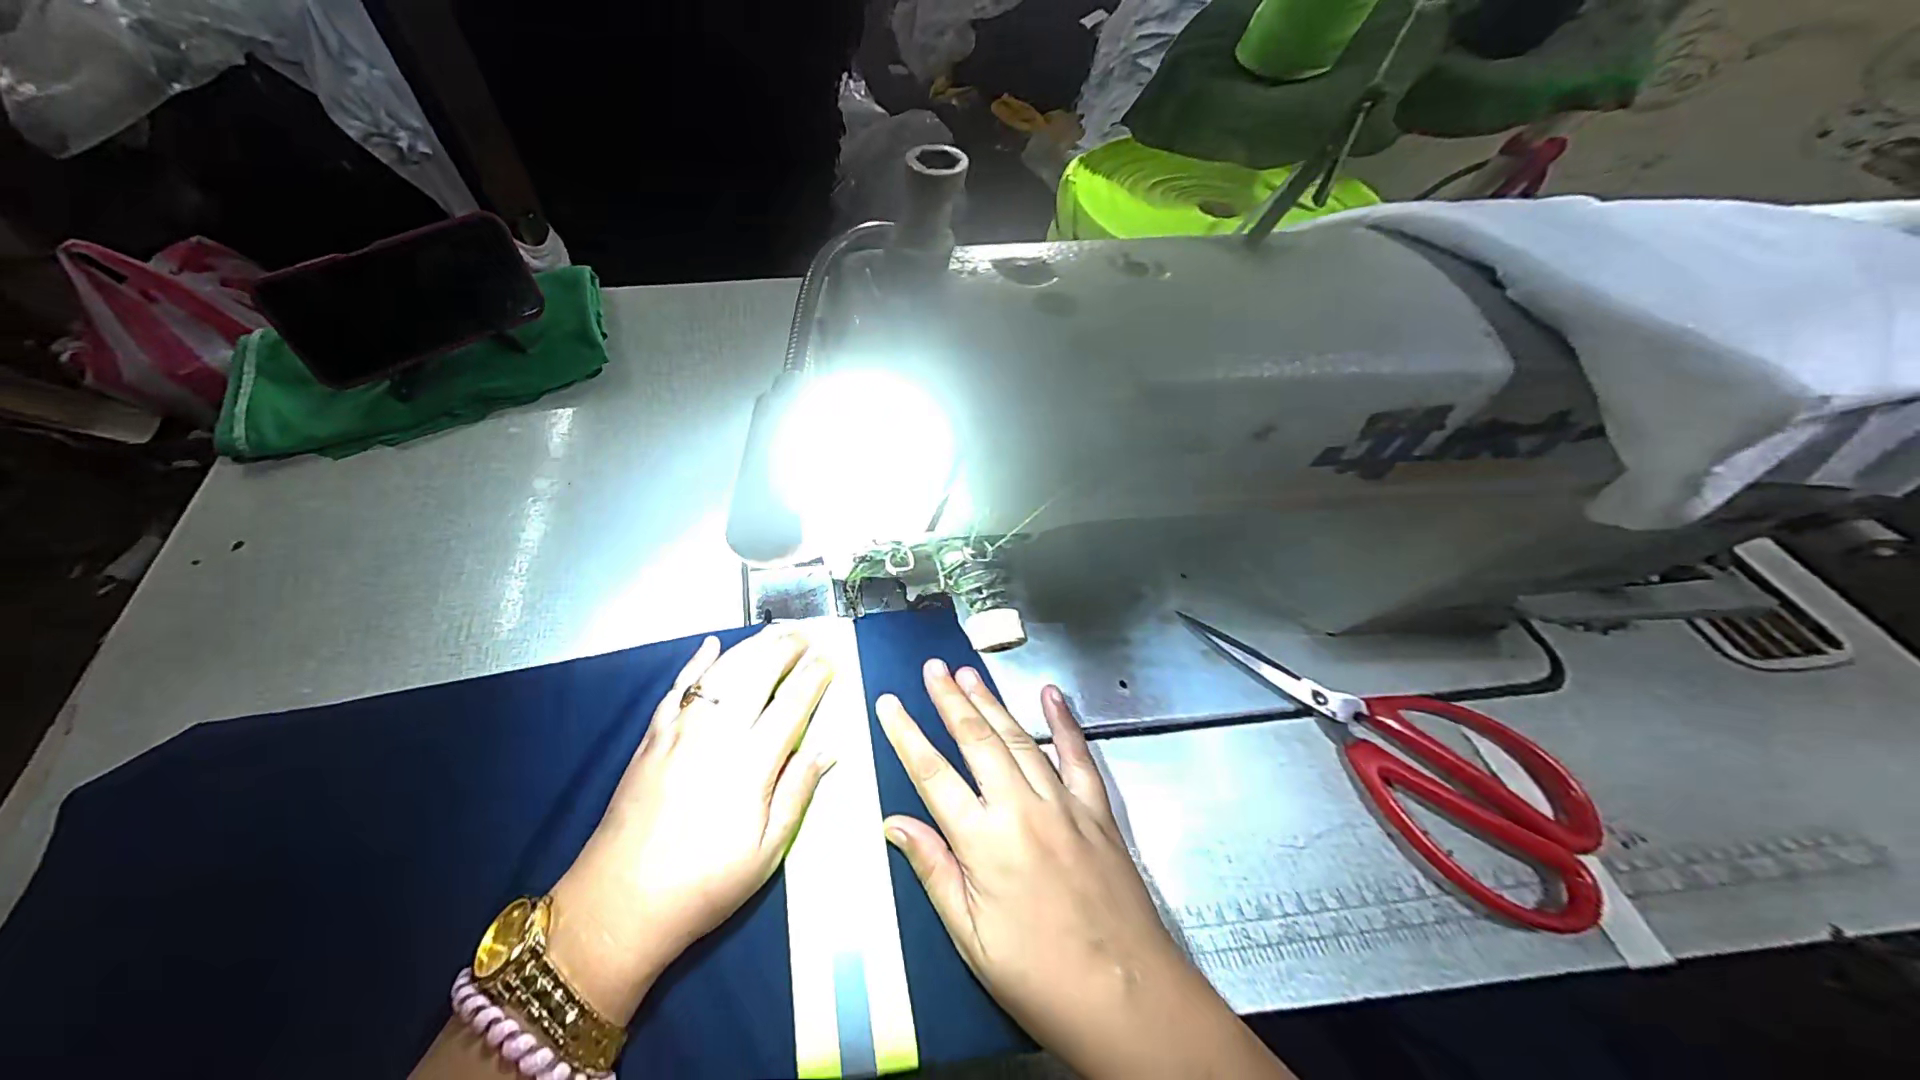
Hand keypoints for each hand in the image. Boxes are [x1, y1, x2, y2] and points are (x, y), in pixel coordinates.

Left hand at [548, 630, 834, 1021]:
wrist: (618, 904)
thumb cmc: (702, 885)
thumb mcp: (766, 852)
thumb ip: (796, 793)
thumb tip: (826, 752)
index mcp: (749, 765)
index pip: (791, 706)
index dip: (813, 679)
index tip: (829, 662)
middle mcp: (714, 737)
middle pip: (755, 676)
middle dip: (785, 649)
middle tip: (806, 636)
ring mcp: (678, 733)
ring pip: (719, 673)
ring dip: (749, 647)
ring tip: (773, 633)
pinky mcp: (651, 739)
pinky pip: (677, 689)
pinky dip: (695, 663)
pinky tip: (710, 646)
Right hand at [877, 661, 1293, 1079]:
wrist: (1127, 997)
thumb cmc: (1038, 977)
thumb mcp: (970, 937)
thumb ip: (934, 870)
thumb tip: (895, 824)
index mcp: (983, 842)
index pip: (933, 775)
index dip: (907, 735)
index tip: (890, 703)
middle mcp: (1021, 809)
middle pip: (977, 741)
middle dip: (951, 700)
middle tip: (933, 668)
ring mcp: (1063, 804)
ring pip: (1020, 740)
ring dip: (992, 703)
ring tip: (970, 673)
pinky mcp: (1097, 810)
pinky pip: (1077, 755)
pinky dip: (1064, 722)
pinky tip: (1051, 695)